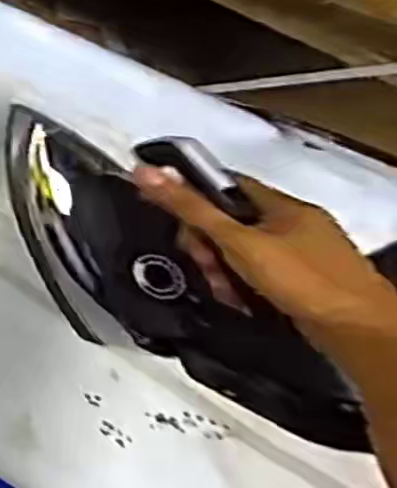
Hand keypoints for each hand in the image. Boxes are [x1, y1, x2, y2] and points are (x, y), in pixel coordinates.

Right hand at [134, 165, 396, 347]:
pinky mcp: (305, 282)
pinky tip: (238, 296)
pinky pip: (255, 269)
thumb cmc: (304, 282)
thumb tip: (142, 169)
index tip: (164, 207)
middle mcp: (297, 226)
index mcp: (287, 208)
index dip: (188, 191)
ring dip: (219, 265)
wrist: (369, 341)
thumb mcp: (236, 241)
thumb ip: (188, 205)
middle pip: (226, 219)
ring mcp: (304, 256)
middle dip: (204, 241)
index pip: (222, 183)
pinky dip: (240, 280)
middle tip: (202, 260)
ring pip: (238, 247)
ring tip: (222, 285)